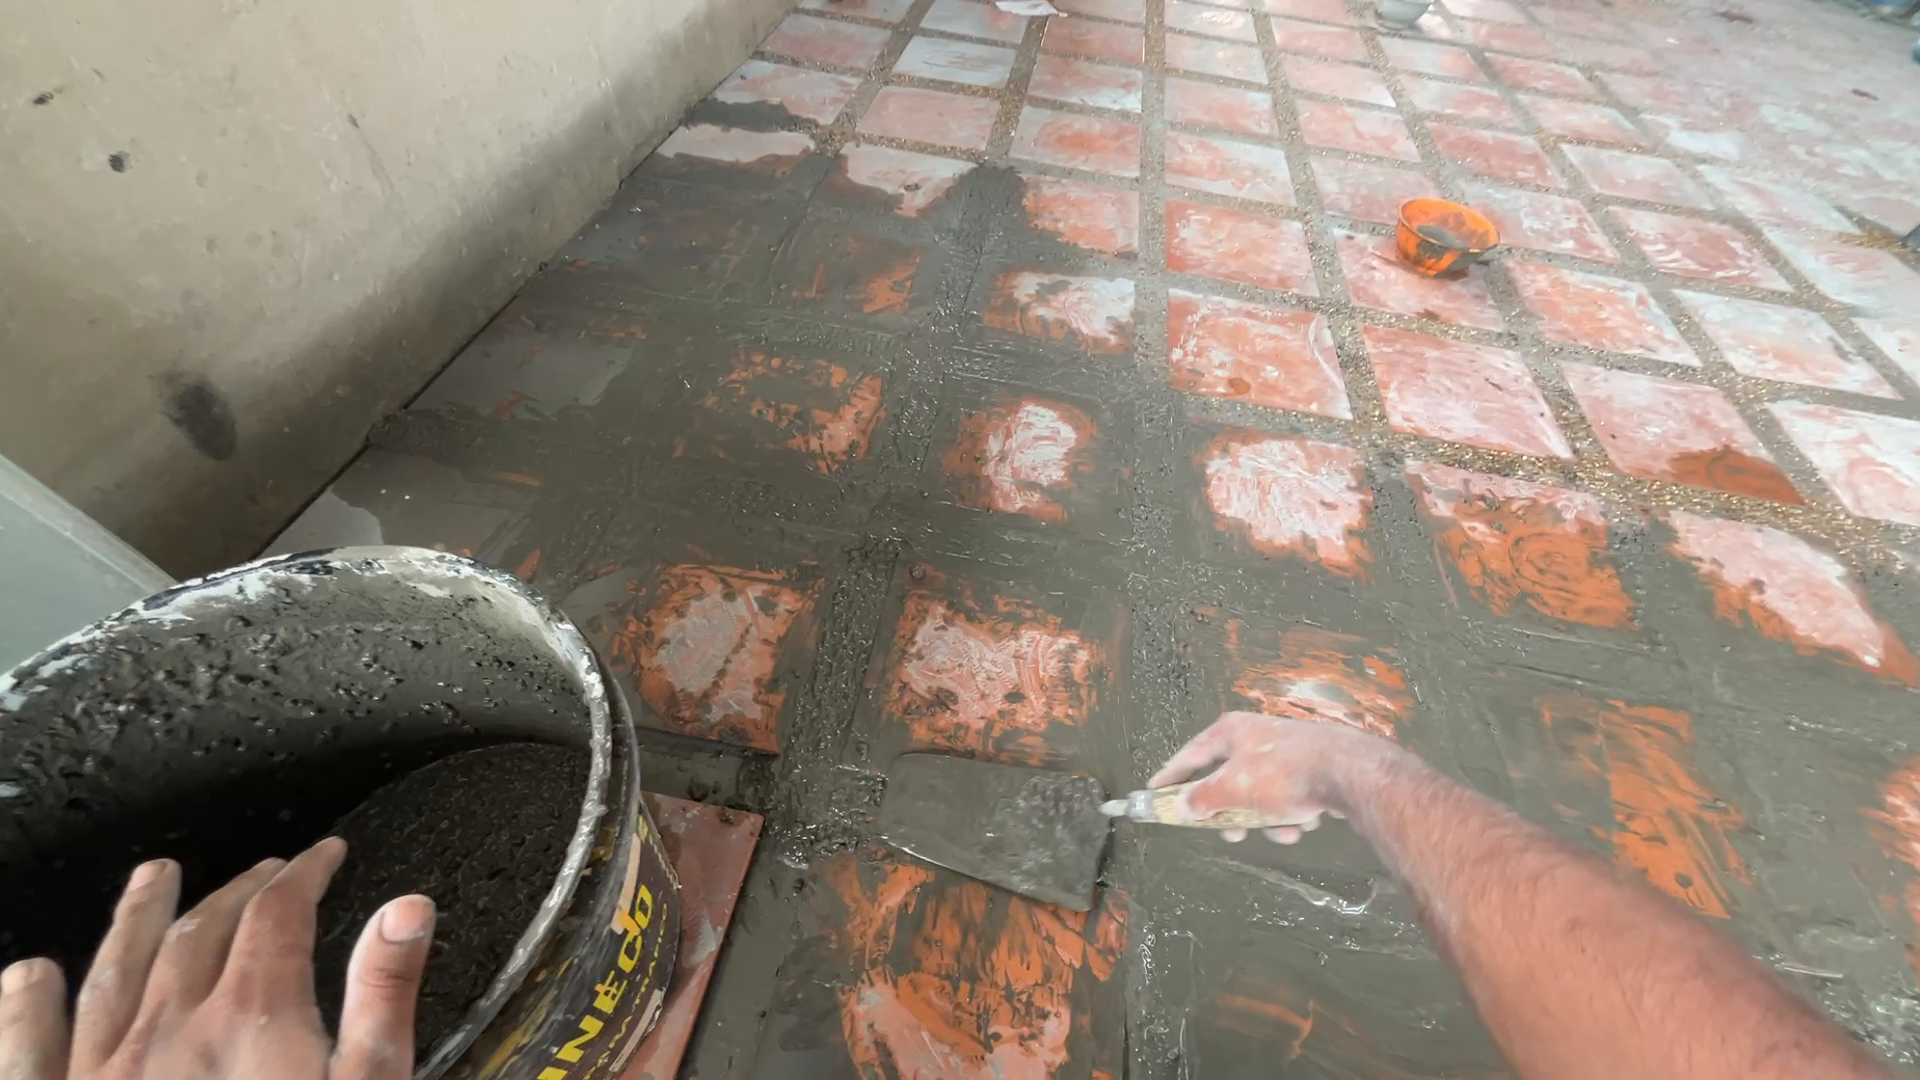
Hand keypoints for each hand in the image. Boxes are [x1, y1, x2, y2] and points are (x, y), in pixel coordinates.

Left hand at [0, 838, 434, 1079]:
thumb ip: (384, 991)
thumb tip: (408, 902)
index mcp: (248, 1018)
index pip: (277, 913)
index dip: (307, 871)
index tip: (331, 851)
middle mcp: (163, 1034)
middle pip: (199, 934)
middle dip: (240, 888)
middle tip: (270, 866)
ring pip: (110, 978)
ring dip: (134, 919)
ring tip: (152, 875)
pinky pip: (21, 1060)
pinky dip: (23, 1012)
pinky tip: (26, 977)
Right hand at [1149, 711, 1404, 843]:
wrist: (1349, 772)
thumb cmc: (1282, 774)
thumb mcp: (1233, 789)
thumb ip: (1203, 799)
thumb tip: (1183, 806)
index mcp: (1230, 731)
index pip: (1190, 754)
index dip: (1171, 775)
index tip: (1155, 791)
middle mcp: (1255, 736)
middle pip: (1227, 777)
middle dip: (1230, 810)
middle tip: (1229, 832)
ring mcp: (1284, 751)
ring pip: (1259, 792)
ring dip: (1265, 818)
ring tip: (1281, 831)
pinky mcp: (1310, 768)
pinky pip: (1287, 796)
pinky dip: (1290, 813)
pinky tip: (1304, 823)